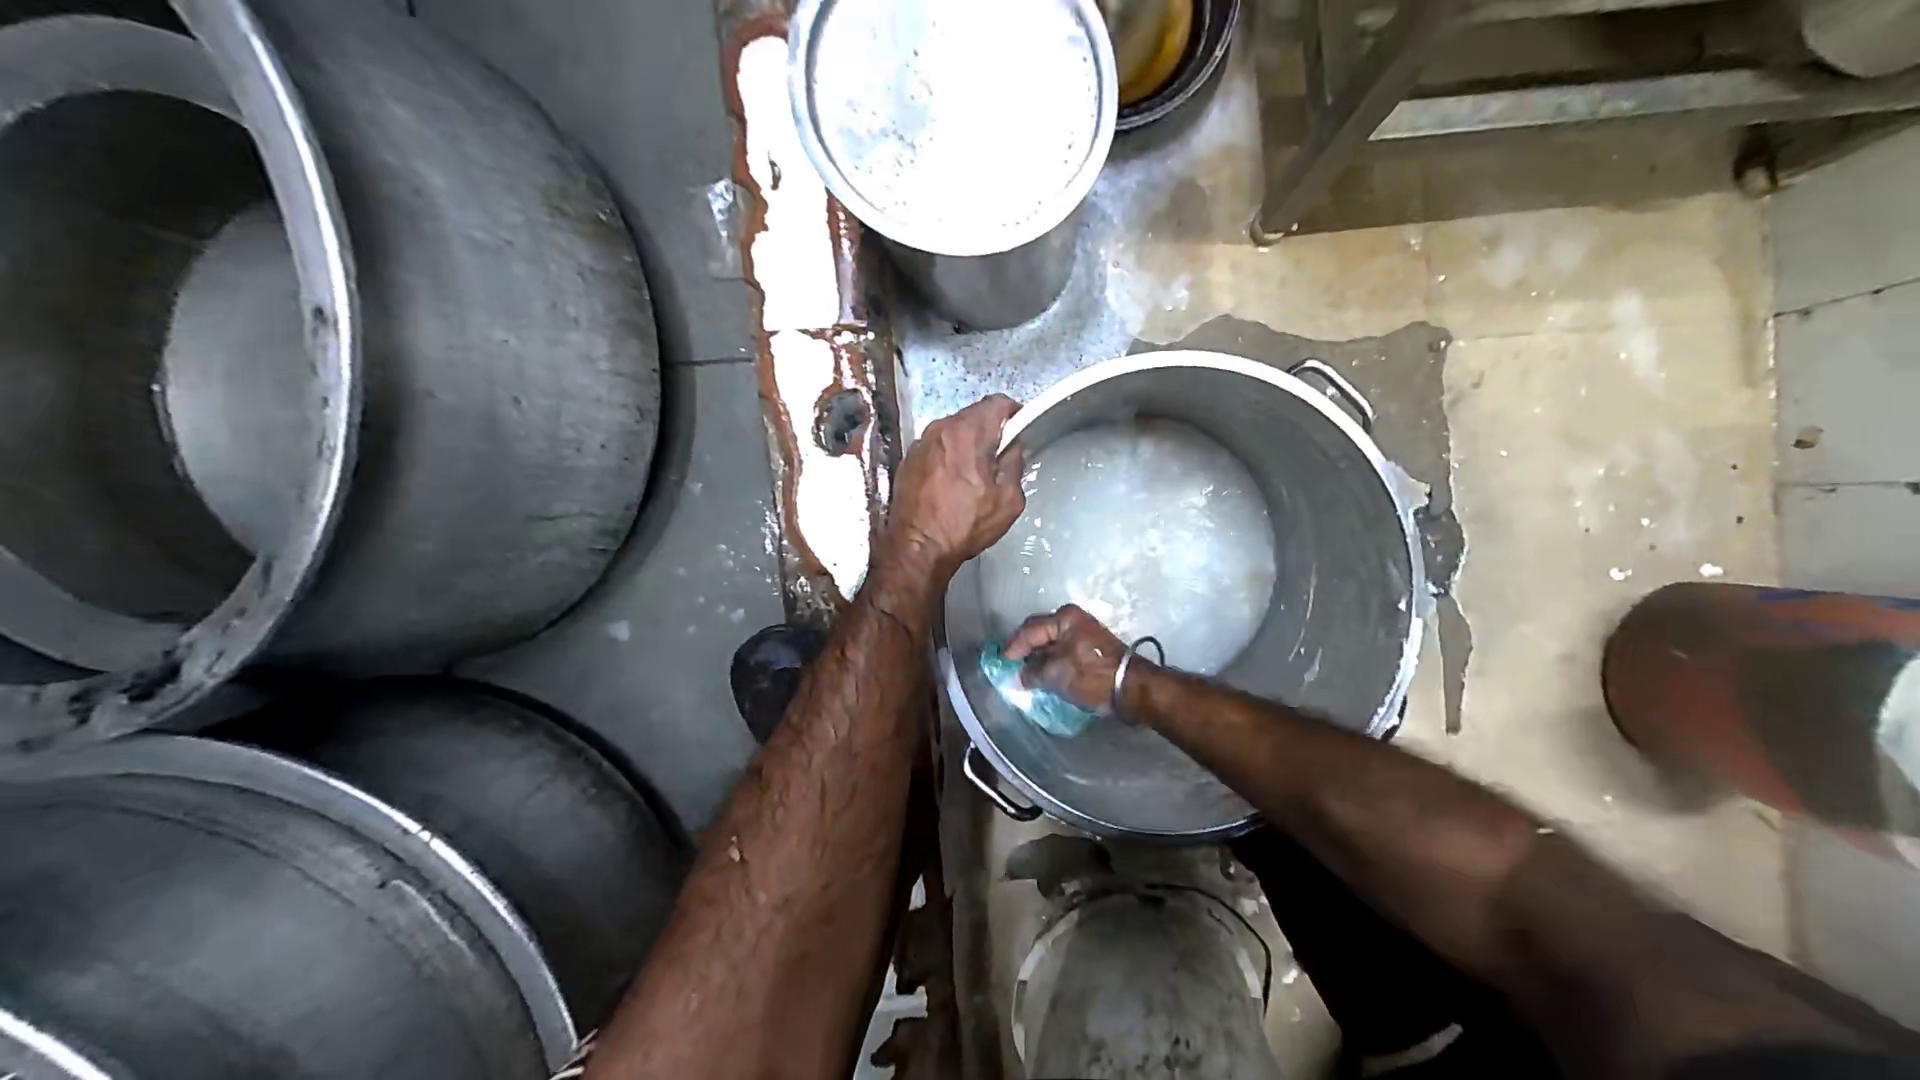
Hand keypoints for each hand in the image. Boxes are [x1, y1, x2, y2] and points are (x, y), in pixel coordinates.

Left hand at [882, 394, 1025, 581]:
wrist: (917, 548)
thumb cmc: (963, 525)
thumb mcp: (1008, 499)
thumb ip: (1014, 464)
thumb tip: (1013, 448)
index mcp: (967, 433)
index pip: (997, 403)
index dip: (1014, 413)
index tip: (1020, 427)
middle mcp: (940, 429)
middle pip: (973, 415)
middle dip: (990, 430)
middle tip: (1001, 456)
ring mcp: (920, 443)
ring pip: (953, 431)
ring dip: (967, 444)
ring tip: (976, 473)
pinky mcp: (908, 460)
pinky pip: (936, 448)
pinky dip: (948, 457)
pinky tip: (952, 482)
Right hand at [1003, 604, 1129, 711]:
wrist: (1132, 688)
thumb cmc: (1092, 675)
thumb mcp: (1056, 673)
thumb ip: (1033, 672)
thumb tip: (1022, 675)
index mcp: (1064, 618)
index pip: (1029, 630)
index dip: (1013, 647)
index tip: (1002, 663)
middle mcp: (1074, 619)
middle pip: (1039, 633)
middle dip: (1025, 650)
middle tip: (1011, 667)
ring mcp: (1083, 633)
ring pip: (1051, 643)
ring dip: (1038, 657)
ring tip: (1025, 673)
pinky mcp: (1090, 648)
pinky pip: (1062, 651)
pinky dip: (1051, 661)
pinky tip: (1043, 675)